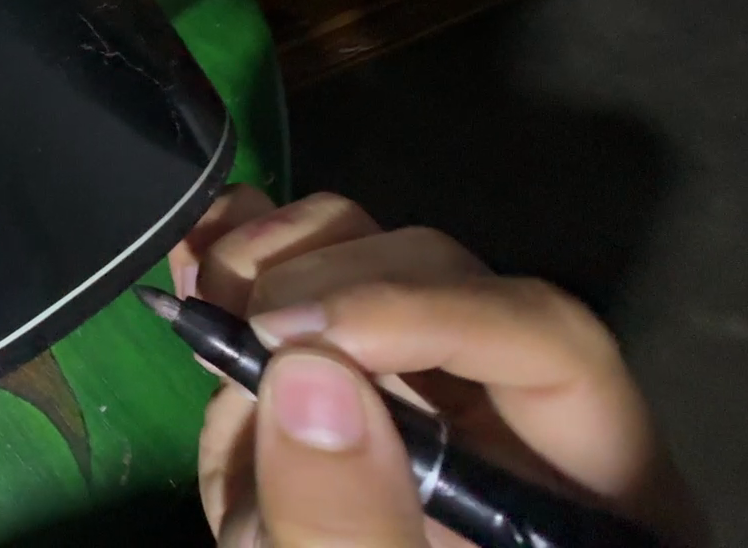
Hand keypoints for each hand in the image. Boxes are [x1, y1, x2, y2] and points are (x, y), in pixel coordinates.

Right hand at [171, 187, 701, 546]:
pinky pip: (279, 228)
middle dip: (316, 283)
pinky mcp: (312, 305)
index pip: (541, 336)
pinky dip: (226, 227)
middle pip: (434, 266)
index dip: (415, 310)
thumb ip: (346, 519)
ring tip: (210, 308)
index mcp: (557, 472)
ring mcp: (390, 330)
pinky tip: (190, 264)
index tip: (292, 338)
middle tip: (239, 330)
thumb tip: (306, 371)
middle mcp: (485, 381)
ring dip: (262, 251)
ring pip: (353, 231)